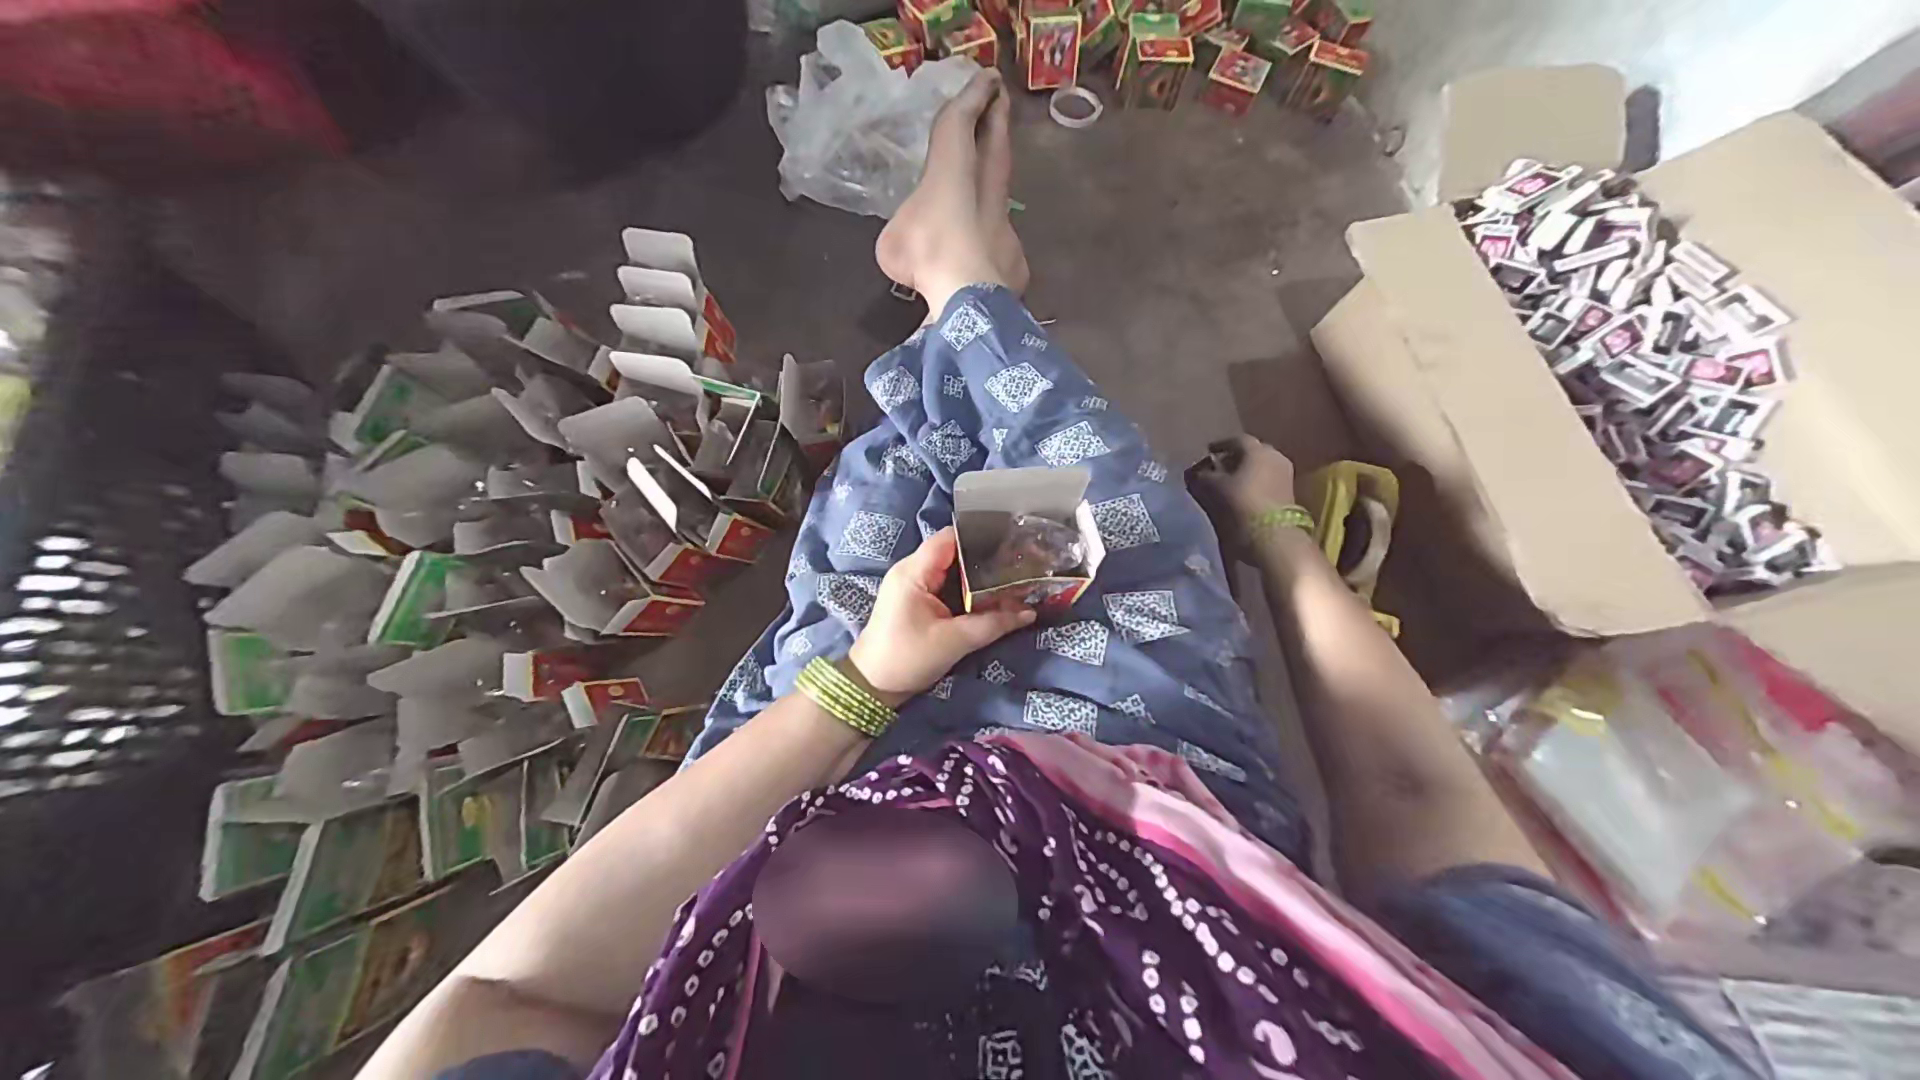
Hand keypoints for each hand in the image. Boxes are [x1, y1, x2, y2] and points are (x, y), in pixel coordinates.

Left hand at [847, 527, 1034, 703]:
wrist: (873, 686)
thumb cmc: (907, 658)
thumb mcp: (954, 641)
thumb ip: (993, 623)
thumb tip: (1029, 612)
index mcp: (914, 572)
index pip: (951, 537)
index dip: (981, 537)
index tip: (1011, 545)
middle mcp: (912, 571)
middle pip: (954, 552)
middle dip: (985, 558)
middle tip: (1019, 565)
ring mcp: (913, 585)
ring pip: (952, 570)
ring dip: (978, 576)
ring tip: (1012, 578)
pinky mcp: (917, 600)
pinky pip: (946, 585)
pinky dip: (967, 590)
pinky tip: (990, 596)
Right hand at [1188, 435, 1298, 554]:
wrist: (1271, 536)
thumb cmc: (1238, 504)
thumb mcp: (1211, 488)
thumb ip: (1200, 475)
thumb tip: (1194, 472)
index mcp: (1257, 450)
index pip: (1237, 440)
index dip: (1220, 444)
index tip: (1208, 451)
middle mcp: (1275, 457)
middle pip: (1252, 452)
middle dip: (1235, 458)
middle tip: (1219, 466)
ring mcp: (1285, 476)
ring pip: (1261, 468)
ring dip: (1245, 472)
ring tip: (1228, 483)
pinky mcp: (1289, 495)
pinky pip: (1267, 482)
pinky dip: (1254, 484)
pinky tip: (1241, 494)